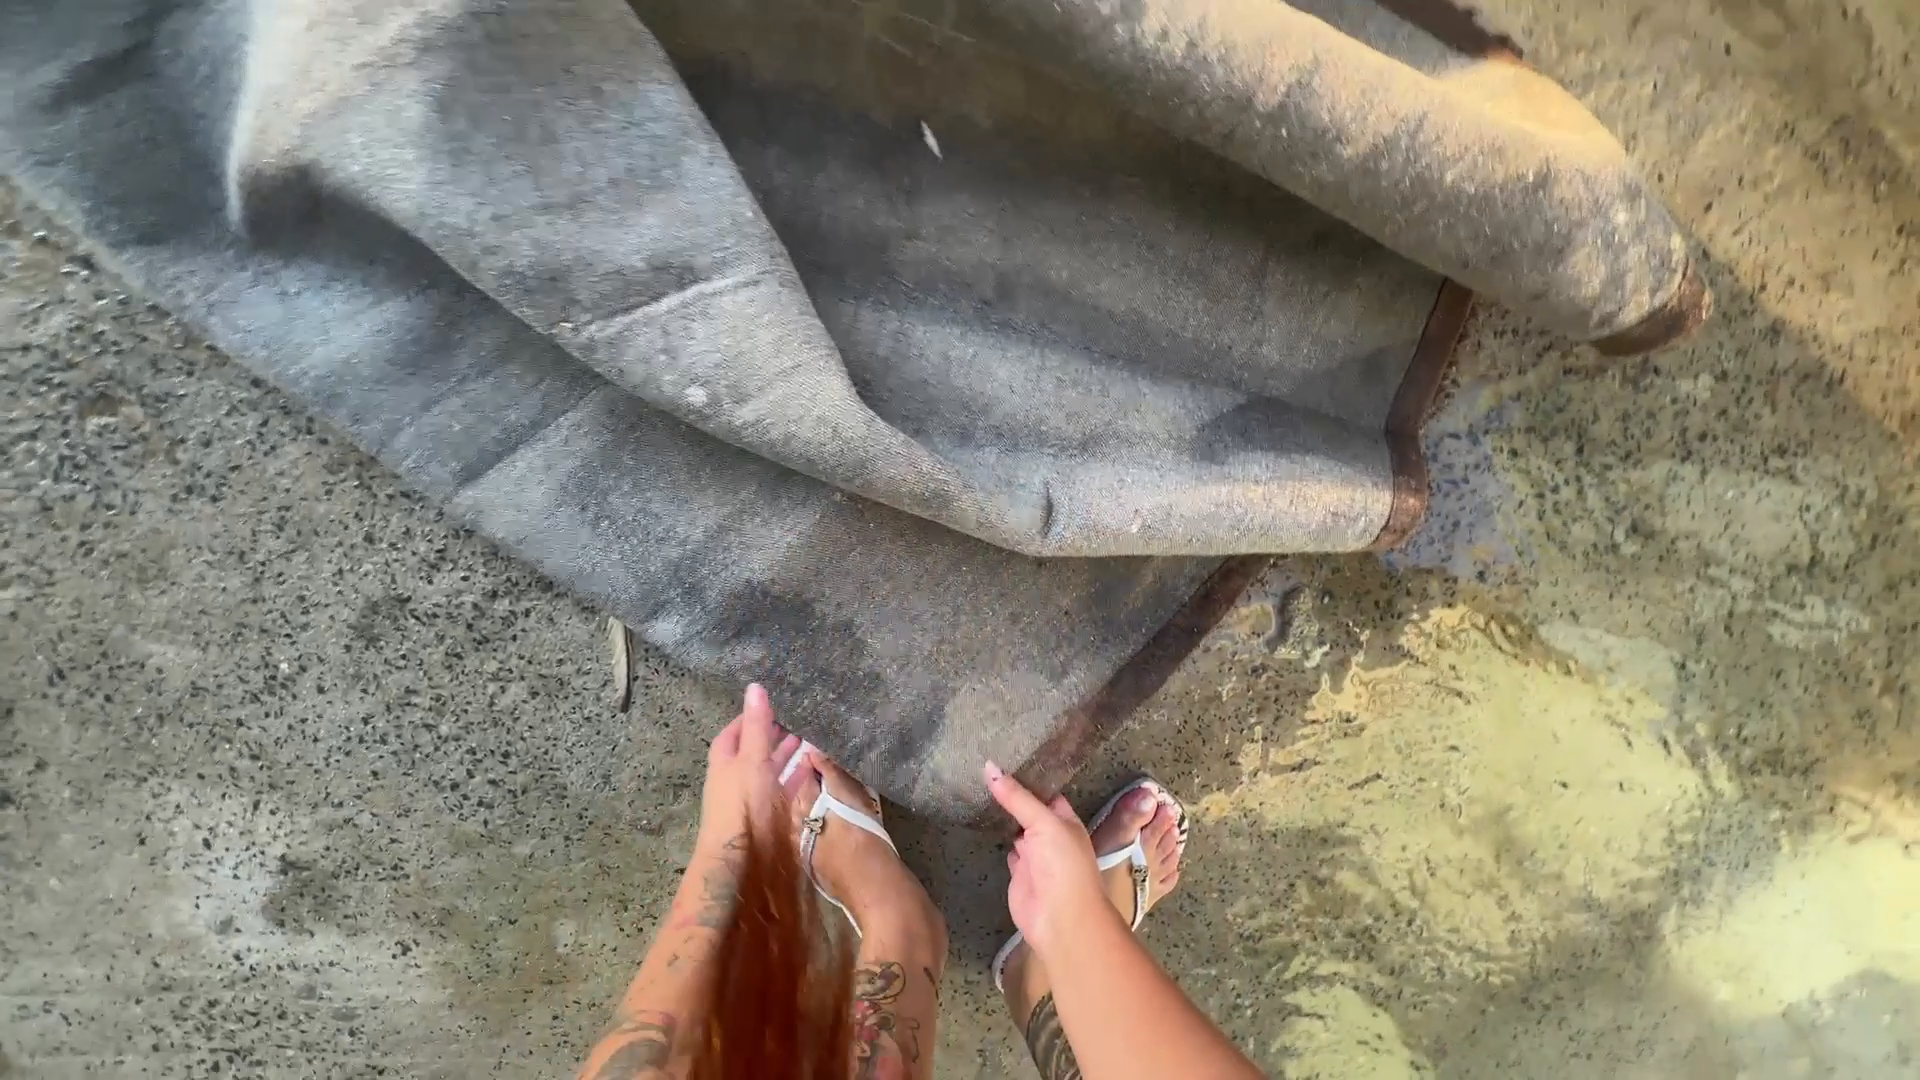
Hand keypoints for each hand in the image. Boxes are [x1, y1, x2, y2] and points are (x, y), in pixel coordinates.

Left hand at [698, 684, 802, 846]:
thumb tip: (755, 686)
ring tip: (810, 736)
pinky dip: (798, 775)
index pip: (735, 731)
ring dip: (787, 754)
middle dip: (772, 734)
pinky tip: (814, 766)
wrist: (744, 858)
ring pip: (772, 768)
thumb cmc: (742, 803)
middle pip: (755, 750)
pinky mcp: (772, 813)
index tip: (771, 702)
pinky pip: (787, 787)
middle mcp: (738, 777)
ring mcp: (755, 796)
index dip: (750, 717)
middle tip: (797, 715)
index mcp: (726, 761)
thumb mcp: (752, 758)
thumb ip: (757, 725)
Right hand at [984, 762, 1115, 954]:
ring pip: (1016, 828)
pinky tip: (981, 820)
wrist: (1060, 920)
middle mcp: (1051, 835)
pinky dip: (996, 838)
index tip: (1005, 755)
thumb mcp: (1043, 823)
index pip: (1046, 791)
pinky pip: (1006, 849)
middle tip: (984, 768)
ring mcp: (1034, 854)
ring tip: (978, 786)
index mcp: (1065, 820)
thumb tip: (990, 767)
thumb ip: (1017, 797)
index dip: (1028, 776)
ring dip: (1002, 814)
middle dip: (1011, 793)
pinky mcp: (1018, 872)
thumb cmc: (1063, 865)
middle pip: (1028, 809)